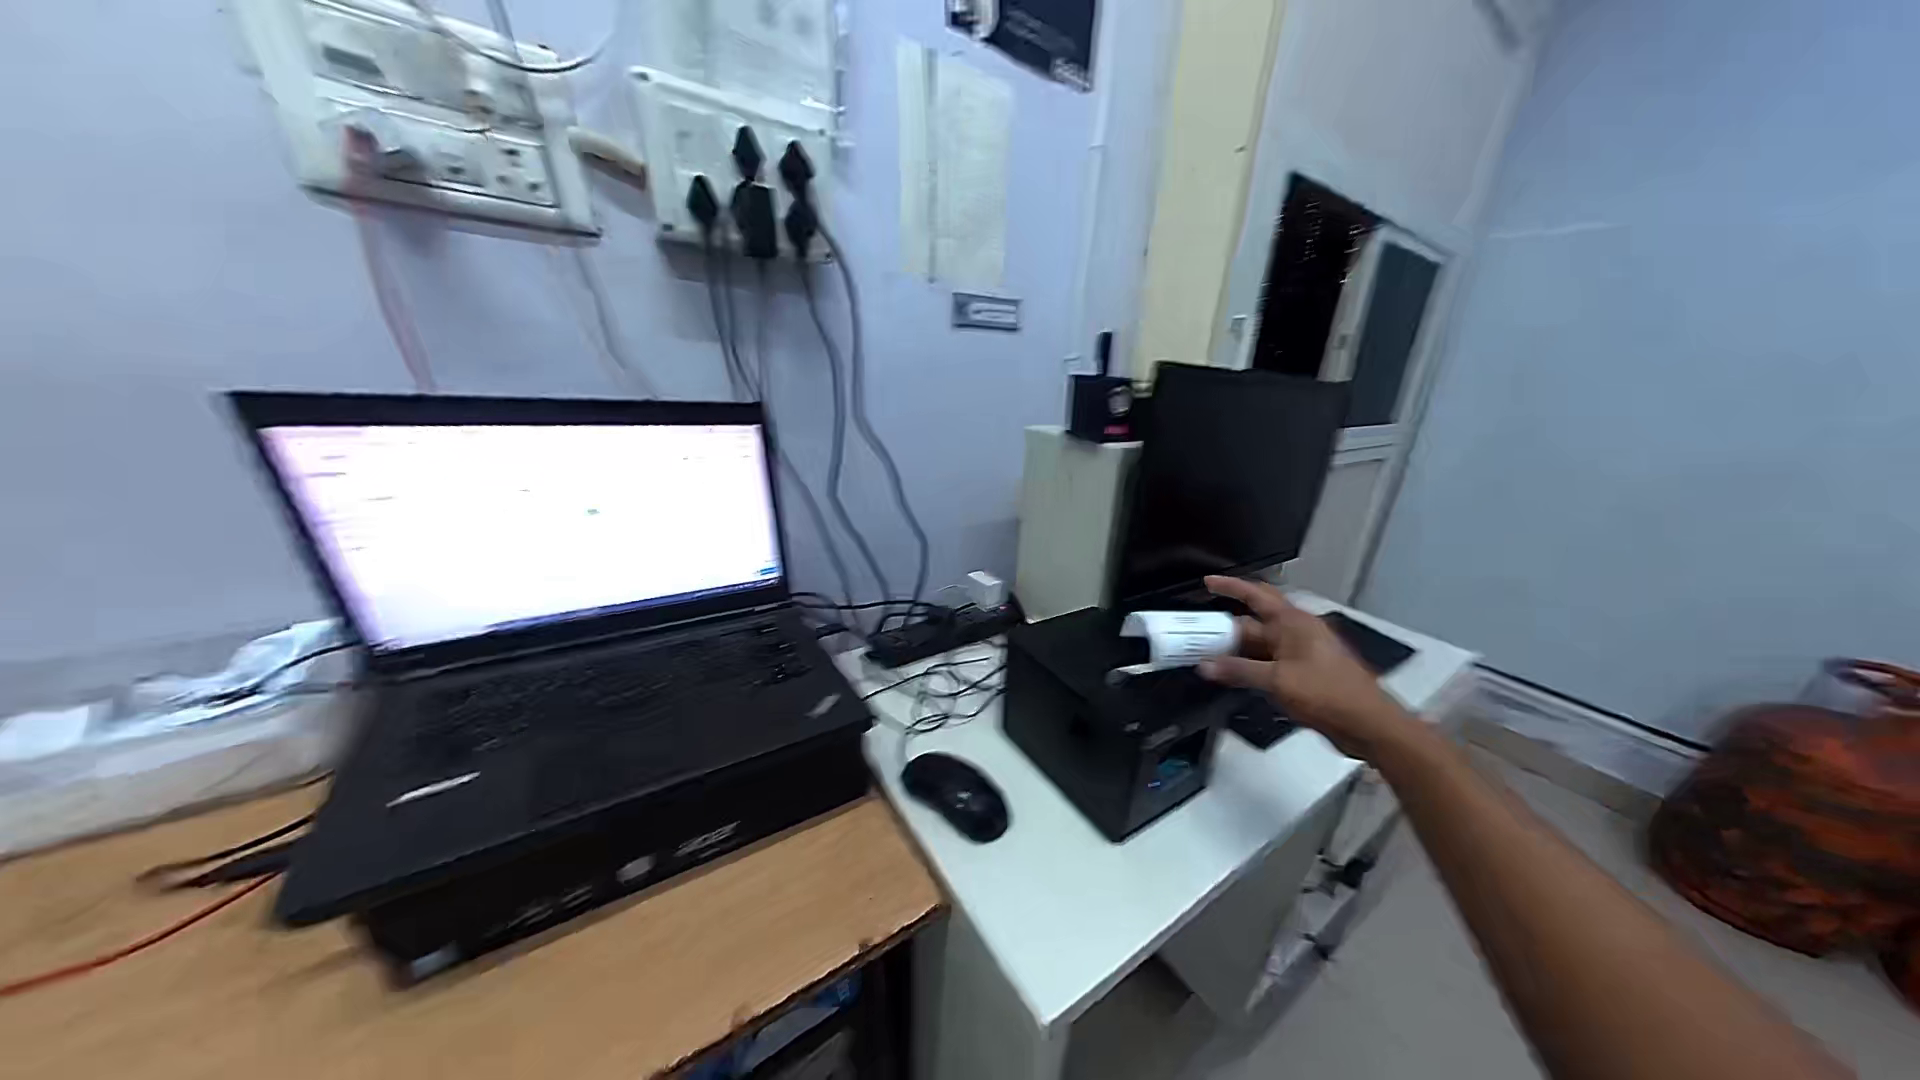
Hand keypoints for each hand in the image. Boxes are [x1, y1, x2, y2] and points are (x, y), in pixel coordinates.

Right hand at [1197, 575, 1415, 761]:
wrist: (1367, 725)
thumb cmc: (1330, 694)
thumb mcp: (1278, 681)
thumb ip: (1239, 671)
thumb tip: (1206, 666)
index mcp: (1295, 623)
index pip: (1257, 595)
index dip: (1231, 587)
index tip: (1208, 583)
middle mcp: (1298, 633)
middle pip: (1256, 621)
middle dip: (1227, 624)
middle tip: (1201, 629)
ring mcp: (1302, 653)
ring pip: (1261, 644)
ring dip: (1237, 649)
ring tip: (1209, 655)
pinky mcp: (1304, 673)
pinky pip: (1269, 661)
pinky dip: (1250, 665)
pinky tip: (1235, 675)